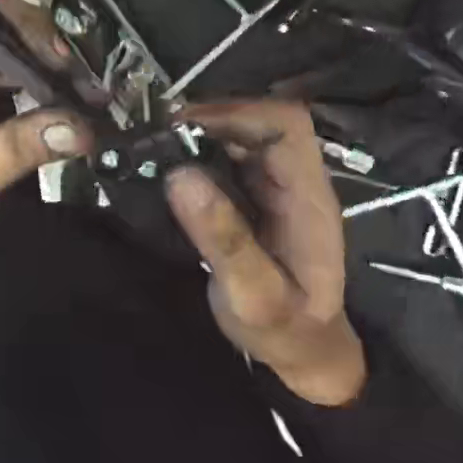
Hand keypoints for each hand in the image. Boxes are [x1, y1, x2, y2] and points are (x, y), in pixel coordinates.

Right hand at [166, 100, 365, 405]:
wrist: (302, 350)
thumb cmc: (284, 329)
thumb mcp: (253, 294)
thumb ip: (224, 238)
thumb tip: (179, 174)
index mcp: (308, 196)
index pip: (286, 125)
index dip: (238, 112)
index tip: (184, 127)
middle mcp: (294, 179)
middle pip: (260, 119)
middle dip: (209, 118)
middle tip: (157, 137)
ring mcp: (274, 184)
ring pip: (241, 133)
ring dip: (199, 132)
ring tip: (155, 148)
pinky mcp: (253, 193)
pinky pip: (226, 155)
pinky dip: (196, 150)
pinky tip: (166, 165)